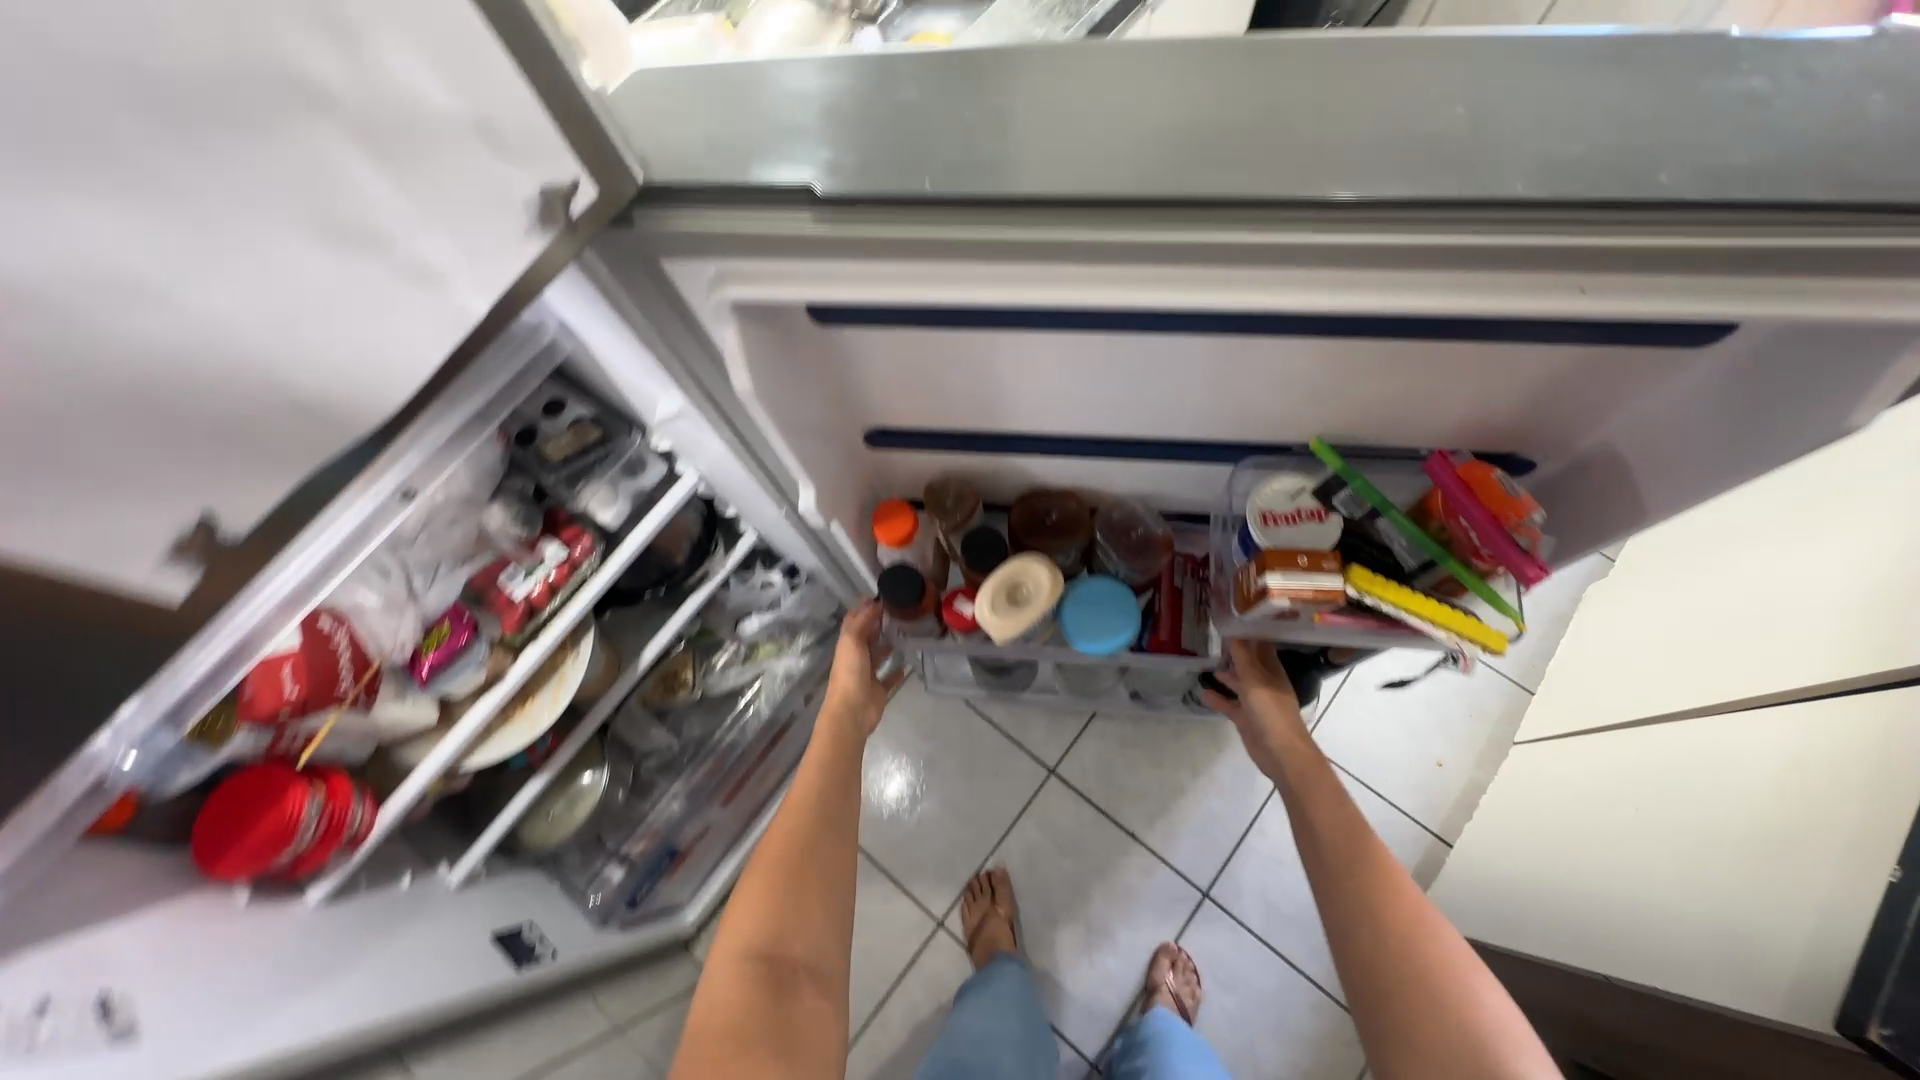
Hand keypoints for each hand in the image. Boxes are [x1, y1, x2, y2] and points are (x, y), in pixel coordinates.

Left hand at [821, 600, 904, 738]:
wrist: (852, 711)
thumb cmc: (850, 673)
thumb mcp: (852, 641)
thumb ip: (862, 621)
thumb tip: (874, 603)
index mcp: (847, 644)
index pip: (854, 621)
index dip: (865, 608)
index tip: (883, 595)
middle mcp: (856, 657)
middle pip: (868, 636)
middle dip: (880, 624)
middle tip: (901, 611)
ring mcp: (867, 674)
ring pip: (879, 655)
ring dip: (889, 644)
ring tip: (908, 631)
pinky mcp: (879, 689)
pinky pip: (890, 677)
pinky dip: (898, 670)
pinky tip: (910, 661)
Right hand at [1202, 639, 1308, 778]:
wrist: (1281, 753)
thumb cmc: (1271, 712)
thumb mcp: (1255, 681)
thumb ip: (1243, 659)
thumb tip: (1234, 633)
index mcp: (1273, 673)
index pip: (1262, 648)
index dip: (1250, 635)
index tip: (1234, 622)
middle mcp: (1265, 685)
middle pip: (1250, 665)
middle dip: (1236, 654)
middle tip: (1216, 640)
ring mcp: (1255, 703)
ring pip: (1239, 684)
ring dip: (1227, 675)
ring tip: (1209, 664)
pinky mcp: (1245, 719)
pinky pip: (1230, 705)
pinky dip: (1218, 699)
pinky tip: (1203, 692)